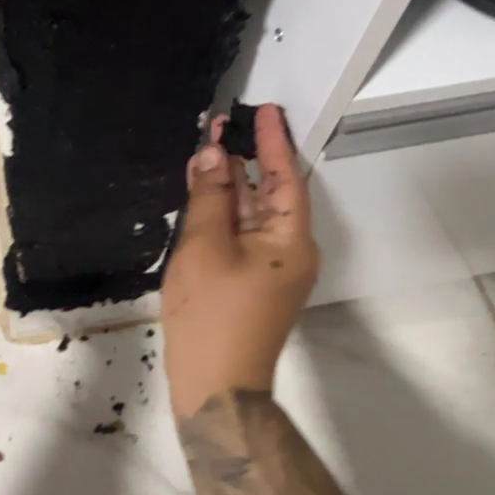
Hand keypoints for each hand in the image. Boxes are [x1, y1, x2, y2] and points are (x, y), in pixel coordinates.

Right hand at [161, 103, 318, 418]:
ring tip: (206, 148)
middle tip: (220, 124)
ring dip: (229, 183)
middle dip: (244, 159)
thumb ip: (210, 196)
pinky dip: (223, 211)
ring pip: (252, 213)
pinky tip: (202, 190)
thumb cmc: (212, 314)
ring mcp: (272, 267)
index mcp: (291, 239)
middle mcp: (290, 249)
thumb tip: (213, 153)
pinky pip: (242, 234)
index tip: (264, 109)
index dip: (273, 141)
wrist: (216, 385)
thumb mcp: (205, 246)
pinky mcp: (253, 280)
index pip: (286, 176)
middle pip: (270, 192)